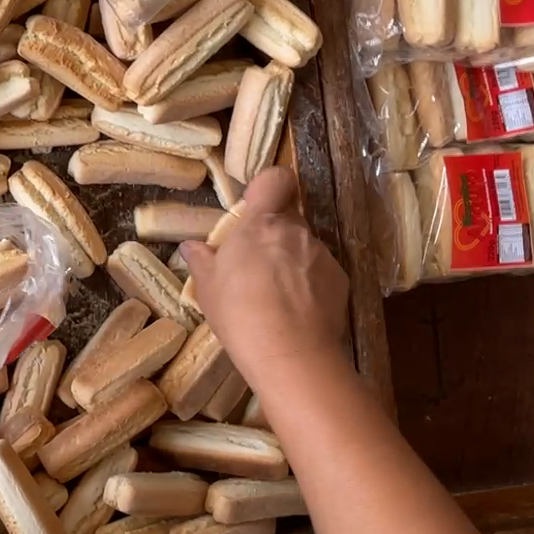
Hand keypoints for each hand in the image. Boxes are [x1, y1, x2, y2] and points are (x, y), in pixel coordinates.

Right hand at [181, 168, 349, 380]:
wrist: (289, 354)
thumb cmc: (238, 312)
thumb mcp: (206, 288)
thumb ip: (202, 260)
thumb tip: (192, 246)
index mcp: (260, 224)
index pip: (275, 180)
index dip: (267, 187)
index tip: (254, 207)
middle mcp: (295, 231)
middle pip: (286, 218)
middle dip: (273, 234)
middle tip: (254, 265)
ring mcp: (322, 254)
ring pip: (303, 246)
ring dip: (290, 260)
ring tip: (275, 295)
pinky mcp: (340, 280)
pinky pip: (319, 271)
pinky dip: (308, 283)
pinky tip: (295, 310)